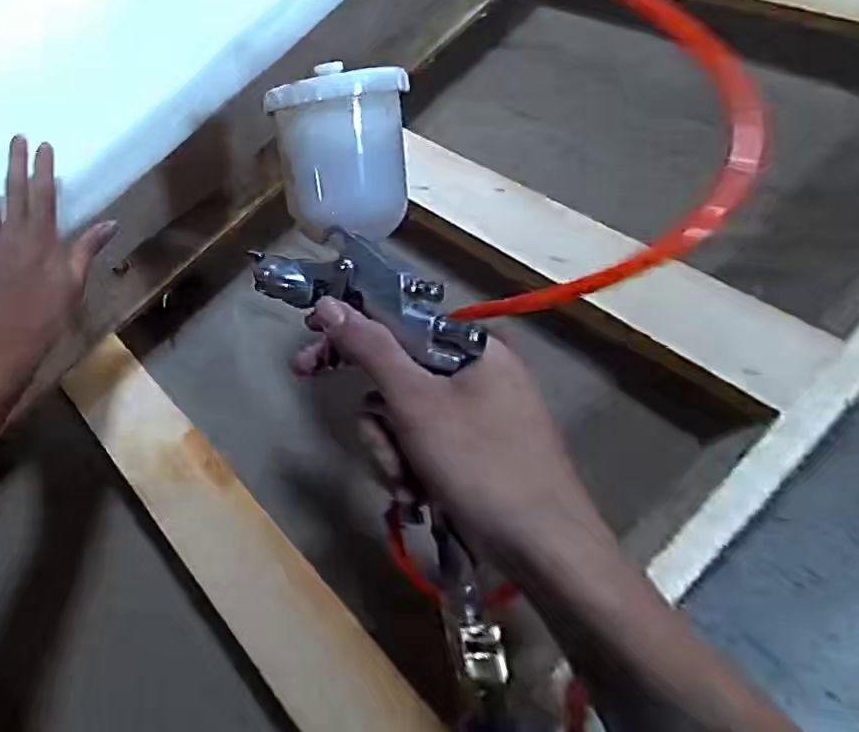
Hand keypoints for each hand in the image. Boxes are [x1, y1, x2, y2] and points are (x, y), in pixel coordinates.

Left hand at [0, 136, 118, 383]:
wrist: (6, 342)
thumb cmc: (45, 316)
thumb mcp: (74, 283)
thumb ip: (87, 249)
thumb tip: (112, 222)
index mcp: (41, 239)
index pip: (44, 195)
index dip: (43, 168)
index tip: (43, 146)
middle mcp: (14, 234)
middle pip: (15, 190)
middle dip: (16, 161)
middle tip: (16, 136)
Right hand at [294, 297, 611, 566]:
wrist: (549, 556)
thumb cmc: (481, 465)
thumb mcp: (414, 400)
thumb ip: (370, 347)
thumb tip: (328, 303)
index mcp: (472, 349)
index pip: (393, 322)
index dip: (346, 334)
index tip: (309, 353)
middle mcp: (474, 374)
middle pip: (393, 370)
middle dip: (371, 408)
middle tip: (322, 403)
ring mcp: (474, 414)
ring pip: (399, 411)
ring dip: (388, 445)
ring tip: (404, 479)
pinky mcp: (471, 449)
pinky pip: (418, 440)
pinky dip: (407, 463)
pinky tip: (416, 492)